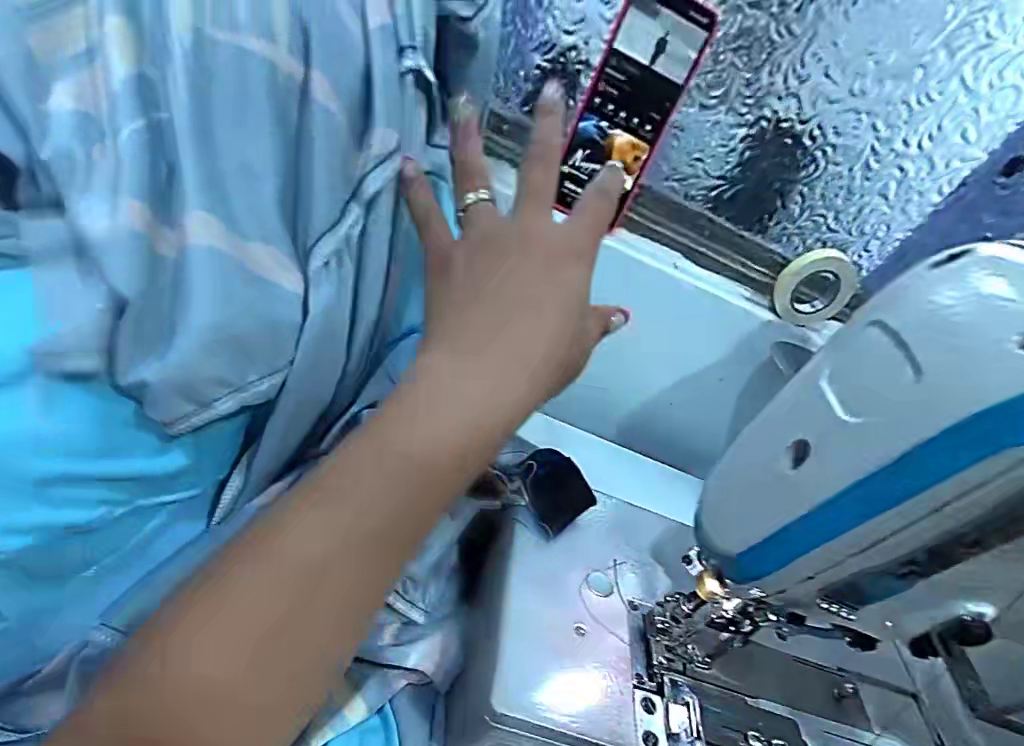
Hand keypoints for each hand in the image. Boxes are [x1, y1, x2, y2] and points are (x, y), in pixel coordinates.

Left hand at [398, 82, 629, 418]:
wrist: (481, 377)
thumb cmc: (540, 365)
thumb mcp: (578, 347)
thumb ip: (595, 324)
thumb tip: (618, 316)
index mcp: (570, 253)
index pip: (596, 208)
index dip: (608, 185)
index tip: (613, 168)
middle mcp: (528, 231)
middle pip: (539, 168)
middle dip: (549, 127)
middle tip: (551, 91)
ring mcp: (483, 237)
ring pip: (475, 178)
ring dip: (469, 139)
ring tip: (463, 106)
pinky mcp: (444, 254)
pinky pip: (426, 215)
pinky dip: (414, 190)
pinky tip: (405, 165)